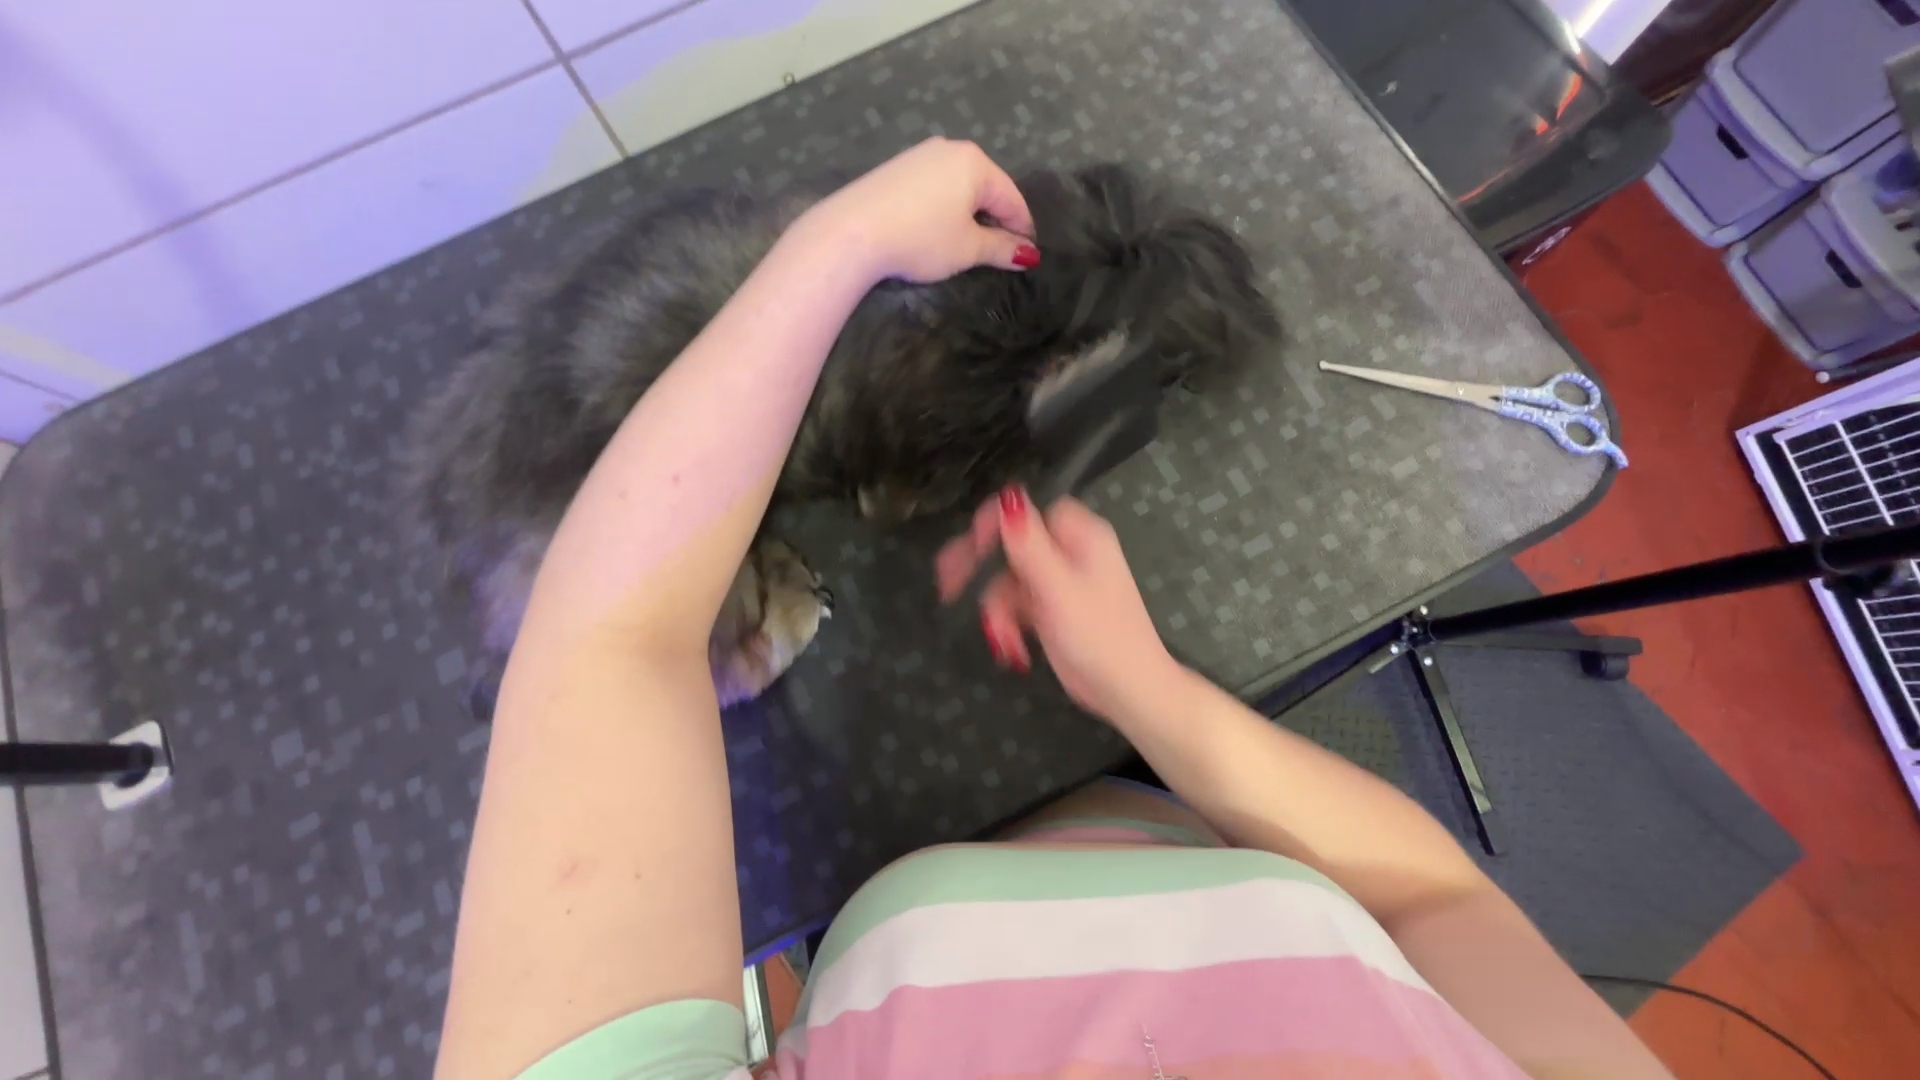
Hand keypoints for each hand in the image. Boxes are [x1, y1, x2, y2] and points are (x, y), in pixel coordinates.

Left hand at [801, 138, 1038, 283]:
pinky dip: (944, 209)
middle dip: (995, 220)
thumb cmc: (921, 239)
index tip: (1027, 255)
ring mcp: (919, 156)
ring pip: (958, 187)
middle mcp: (950, 149)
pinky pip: (934, 188)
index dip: (1023, 229)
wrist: (852, 232)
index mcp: (975, 163)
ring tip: (968, 244)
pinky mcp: (896, 169)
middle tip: (999, 252)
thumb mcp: (967, 249)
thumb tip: (1028, 254)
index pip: (1012, 198)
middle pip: (985, 188)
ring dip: (969, 214)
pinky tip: (936, 230)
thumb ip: (1001, 248)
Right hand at [936, 488, 1181, 721]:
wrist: (1127, 691)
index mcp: (1079, 536)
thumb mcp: (1059, 589)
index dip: (997, 524)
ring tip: (997, 635)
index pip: (1028, 512)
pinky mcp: (1049, 610)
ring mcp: (1058, 582)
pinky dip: (1007, 621)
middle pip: (1012, 544)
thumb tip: (1008, 496)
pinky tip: (1009, 646)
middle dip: (982, 568)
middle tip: (948, 584)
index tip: (970, 547)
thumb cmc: (1099, 636)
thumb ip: (1029, 544)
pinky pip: (1016, 603)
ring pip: (1008, 578)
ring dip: (995, 606)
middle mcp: (1068, 553)